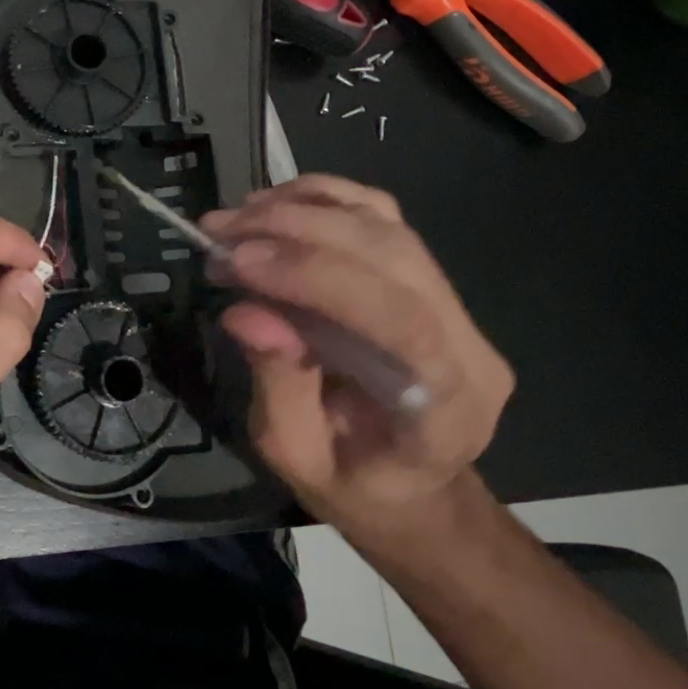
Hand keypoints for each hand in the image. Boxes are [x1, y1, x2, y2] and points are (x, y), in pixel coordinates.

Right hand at [202, 175, 512, 535]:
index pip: (401, 318)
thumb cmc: (355, 488)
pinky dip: (324, 198)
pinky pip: (382, 219)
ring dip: (303, 208)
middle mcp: (469, 342)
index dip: (317, 276)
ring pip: (387, 226)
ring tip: (233, 219)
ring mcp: (455, 305)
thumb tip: (244, 312)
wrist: (411, 489)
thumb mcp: (299, 458)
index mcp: (449, 403)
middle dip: (297, 230)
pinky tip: (271, 205)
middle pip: (393, 255)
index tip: (240, 262)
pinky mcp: (428, 280)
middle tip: (219, 232)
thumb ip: (279, 386)